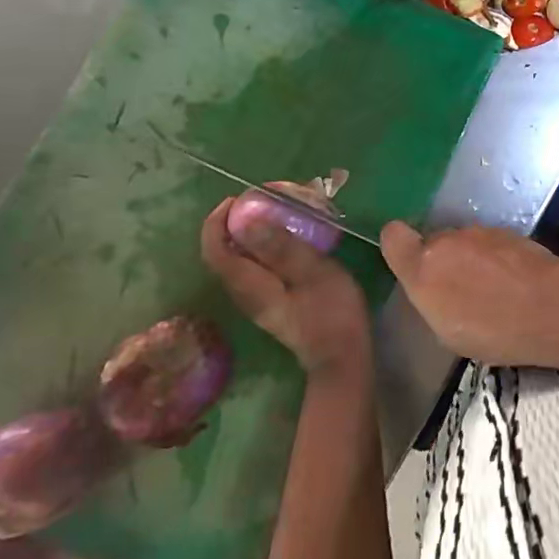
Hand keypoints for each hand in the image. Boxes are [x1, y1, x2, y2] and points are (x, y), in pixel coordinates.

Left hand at [202, 193, 370, 377]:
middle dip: (233, 223)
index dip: (216, 222)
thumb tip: (246, 220)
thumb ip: (281, 247)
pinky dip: (263, 247)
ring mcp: (258, 301)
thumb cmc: (332, 313)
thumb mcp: (314, 273)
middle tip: (261, 201)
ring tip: (276, 213)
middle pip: (223, 254)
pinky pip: (255, 268)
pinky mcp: (273, 303)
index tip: (237, 199)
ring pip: (239, 261)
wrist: (343, 359)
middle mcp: (245, 294)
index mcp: (250, 285)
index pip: (215, 251)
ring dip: (249, 234)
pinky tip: (288, 239)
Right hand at [379, 223, 558, 367]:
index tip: (411, 264)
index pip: (393, 236)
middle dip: (442, 261)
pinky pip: (489, 243)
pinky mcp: (506, 230)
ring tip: (493, 289)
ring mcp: (477, 232)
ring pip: (463, 242)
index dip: (399, 246)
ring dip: (471, 259)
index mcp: (421, 268)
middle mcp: (445, 241)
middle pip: (433, 243)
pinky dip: (495, 257)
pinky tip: (512, 280)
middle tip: (461, 290)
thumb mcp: (447, 332)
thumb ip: (431, 300)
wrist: (548, 305)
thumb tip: (435, 290)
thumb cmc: (493, 331)